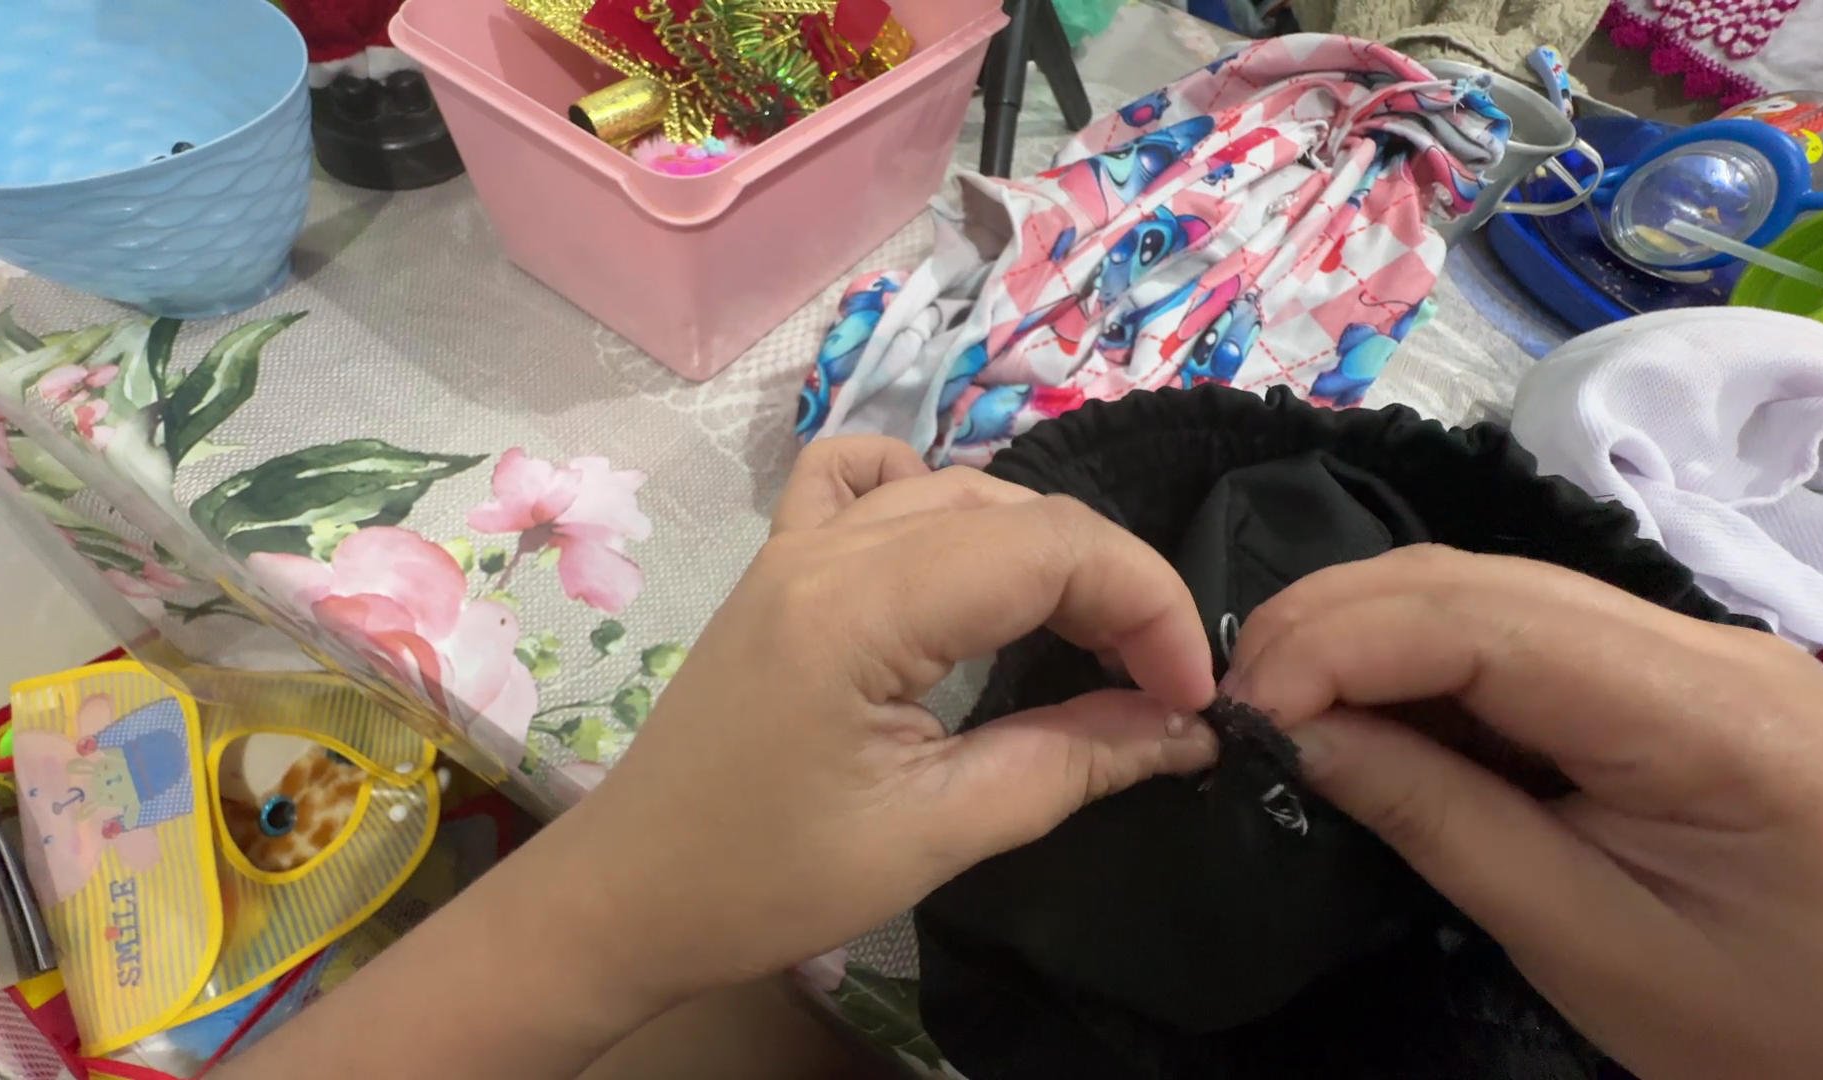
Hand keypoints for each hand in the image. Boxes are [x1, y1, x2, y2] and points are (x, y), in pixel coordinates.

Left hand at [553, 435, 1219, 1011]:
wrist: (632, 888)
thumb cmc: (767, 880)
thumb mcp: (936, 833)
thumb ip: (1072, 762)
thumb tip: (1184, 727)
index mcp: (858, 607)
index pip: (1047, 549)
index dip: (1148, 605)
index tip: (1190, 694)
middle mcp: (825, 547)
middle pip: (1012, 513)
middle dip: (1108, 583)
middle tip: (1149, 678)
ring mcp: (795, 543)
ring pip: (952, 490)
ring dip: (1036, 545)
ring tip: (1075, 624)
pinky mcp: (780, 561)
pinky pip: (856, 477)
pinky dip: (922, 489)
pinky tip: (945, 543)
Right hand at [1220, 545, 1822, 1079]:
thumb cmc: (1786, 1033)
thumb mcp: (1591, 945)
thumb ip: (1430, 818)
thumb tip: (1289, 735)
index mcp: (1710, 718)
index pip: (1475, 623)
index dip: (1332, 647)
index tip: (1246, 712)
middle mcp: (1692, 640)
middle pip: (1454, 578)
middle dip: (1317, 622)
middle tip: (1240, 695)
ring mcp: (1665, 640)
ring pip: (1457, 583)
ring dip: (1343, 625)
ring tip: (1278, 691)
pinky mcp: (1634, 662)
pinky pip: (1479, 621)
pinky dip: (1387, 647)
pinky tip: (1350, 694)